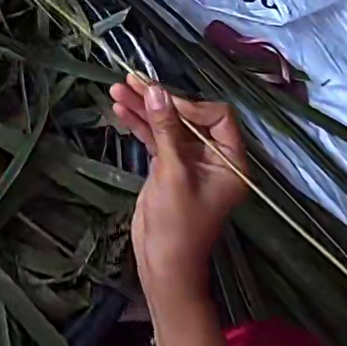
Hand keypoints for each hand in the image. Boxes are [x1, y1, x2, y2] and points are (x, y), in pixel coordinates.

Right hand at [110, 74, 247, 292]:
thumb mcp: (173, 172)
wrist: (162, 265)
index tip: (163, 102)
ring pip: (166, 124)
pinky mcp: (167, 166)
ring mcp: (188, 161)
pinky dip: (138, 123)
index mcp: (229, 161)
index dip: (191, 105)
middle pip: (187, 116)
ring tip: (117, 89)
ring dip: (142, 107)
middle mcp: (211, 157)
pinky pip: (155, 137)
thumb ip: (165, 128)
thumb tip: (155, 89)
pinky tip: (120, 109)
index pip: (217, 117)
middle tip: (131, 80)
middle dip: (159, 99)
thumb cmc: (179, 223)